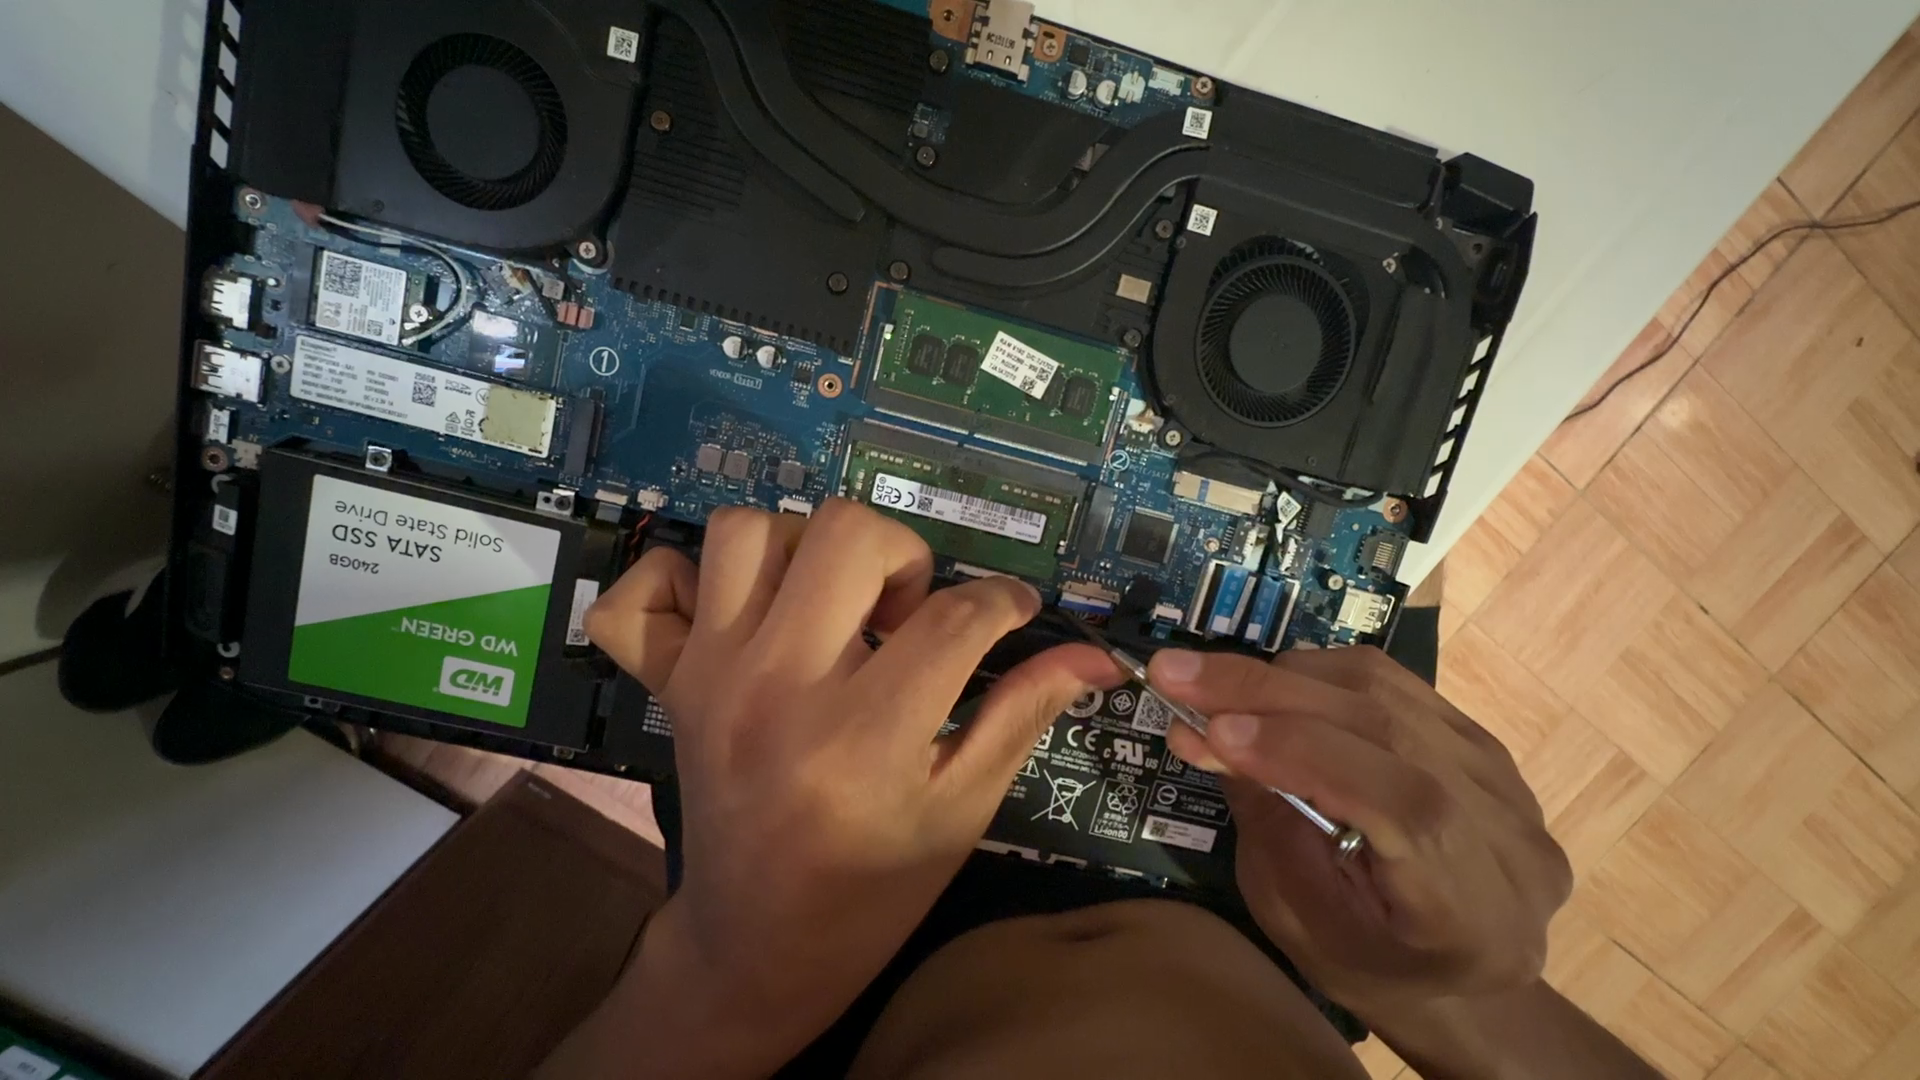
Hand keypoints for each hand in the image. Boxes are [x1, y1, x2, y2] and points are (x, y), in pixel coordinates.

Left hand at [583, 501, 1121, 1063]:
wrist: (756, 945)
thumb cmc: (872, 888)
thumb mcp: (961, 808)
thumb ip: (1022, 713)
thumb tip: (1094, 657)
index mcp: (863, 737)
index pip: (952, 618)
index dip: (1003, 601)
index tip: (1013, 609)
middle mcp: (776, 688)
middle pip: (845, 534)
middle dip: (902, 556)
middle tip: (908, 613)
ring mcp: (709, 676)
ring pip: (749, 532)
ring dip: (806, 550)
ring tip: (833, 605)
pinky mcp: (668, 679)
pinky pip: (646, 586)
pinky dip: (686, 578)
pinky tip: (740, 611)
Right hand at [1151, 646, 1570, 1020]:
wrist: (1449, 965)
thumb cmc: (1360, 956)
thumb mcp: (1295, 911)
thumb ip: (1264, 817)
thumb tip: (1200, 727)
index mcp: (1477, 910)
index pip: (1403, 806)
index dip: (1305, 754)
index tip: (1214, 730)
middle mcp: (1507, 830)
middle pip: (1387, 729)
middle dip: (1267, 694)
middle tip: (1175, 672)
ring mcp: (1499, 774)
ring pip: (1382, 690)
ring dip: (1281, 677)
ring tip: (1208, 682)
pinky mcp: (1474, 736)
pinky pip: (1387, 681)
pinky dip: (1312, 674)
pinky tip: (1265, 687)